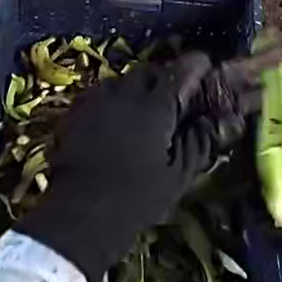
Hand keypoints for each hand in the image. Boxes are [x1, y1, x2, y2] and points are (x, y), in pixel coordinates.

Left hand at [16, 52, 226, 281]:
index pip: (180, 72)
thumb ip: (197, 143)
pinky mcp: (72, 116)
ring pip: (118, 81)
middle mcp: (125, 96)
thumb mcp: (178, 176)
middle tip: (172, 93)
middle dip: (162, 77)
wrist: (79, 216)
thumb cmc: (136, 198)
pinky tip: (110, 119)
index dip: (195, 65)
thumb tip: (208, 122)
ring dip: (133, 88)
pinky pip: (95, 97)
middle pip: (147, 72)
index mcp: (156, 107)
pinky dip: (108, 101)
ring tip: (140, 106)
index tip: (205, 65)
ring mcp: (95, 104)